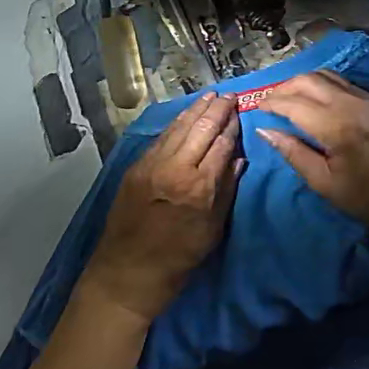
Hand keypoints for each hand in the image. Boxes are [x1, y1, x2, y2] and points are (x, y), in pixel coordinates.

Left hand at [81, 92, 242, 322]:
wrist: (128, 272)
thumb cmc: (178, 259)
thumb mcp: (212, 230)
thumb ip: (227, 190)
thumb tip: (239, 158)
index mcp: (198, 187)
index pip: (221, 145)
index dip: (232, 127)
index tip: (241, 113)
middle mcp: (175, 168)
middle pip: (200, 128)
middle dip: (216, 110)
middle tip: (229, 95)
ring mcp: (152, 164)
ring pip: (178, 128)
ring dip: (196, 110)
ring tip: (210, 97)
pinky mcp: (136, 166)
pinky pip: (161, 137)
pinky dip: (176, 123)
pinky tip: (186, 115)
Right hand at [256, 70, 368, 237]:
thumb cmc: (368, 198)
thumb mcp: (324, 183)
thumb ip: (293, 153)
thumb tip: (265, 131)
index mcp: (336, 126)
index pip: (293, 104)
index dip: (271, 103)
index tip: (256, 108)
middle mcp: (351, 104)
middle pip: (308, 80)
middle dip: (283, 87)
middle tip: (269, 101)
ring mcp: (367, 99)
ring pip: (326, 76)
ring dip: (302, 82)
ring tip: (288, 97)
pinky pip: (342, 83)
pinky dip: (322, 85)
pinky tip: (315, 100)